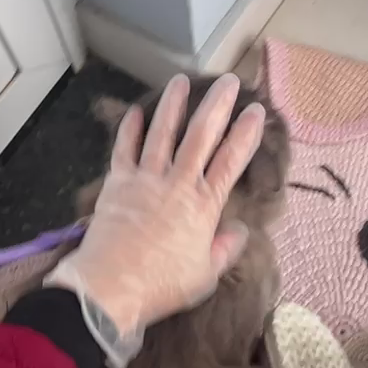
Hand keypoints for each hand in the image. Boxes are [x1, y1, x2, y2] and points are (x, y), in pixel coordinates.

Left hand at [49, 73, 265, 336]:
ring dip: (174, 104)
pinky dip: (131, 128)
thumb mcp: (205, 276)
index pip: (231, 161)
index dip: (246, 133)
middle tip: (229, 81)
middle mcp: (177, 184)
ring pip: (162, 132)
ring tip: (182, 80)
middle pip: (201, 135)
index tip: (256, 110)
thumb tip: (240, 230)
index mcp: (204, 206)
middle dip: (217, 105)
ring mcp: (145, 179)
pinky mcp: (117, 182)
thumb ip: (225, 250)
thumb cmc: (161, 285)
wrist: (110, 287)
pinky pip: (125, 147)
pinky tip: (137, 111)